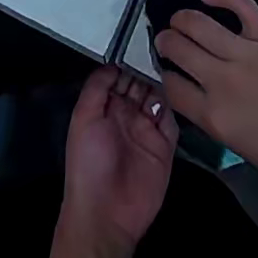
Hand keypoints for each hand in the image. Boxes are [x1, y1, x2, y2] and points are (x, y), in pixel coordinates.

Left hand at [60, 65, 178, 250]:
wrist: (106, 213)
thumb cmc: (89, 164)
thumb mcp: (83, 119)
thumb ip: (97, 87)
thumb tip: (113, 62)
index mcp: (106, 107)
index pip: (120, 76)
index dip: (128, 61)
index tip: (139, 44)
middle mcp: (127, 115)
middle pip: (142, 83)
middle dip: (148, 69)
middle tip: (159, 54)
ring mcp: (147, 130)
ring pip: (159, 98)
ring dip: (162, 86)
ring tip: (167, 73)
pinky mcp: (165, 146)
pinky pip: (173, 121)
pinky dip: (173, 109)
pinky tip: (173, 98)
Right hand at [154, 0, 257, 192]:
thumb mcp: (239, 145)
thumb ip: (212, 116)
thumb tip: (196, 92)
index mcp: (214, 117)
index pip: (171, 87)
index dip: (164, 76)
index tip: (167, 72)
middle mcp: (223, 81)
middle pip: (178, 49)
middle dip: (166, 42)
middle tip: (166, 40)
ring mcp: (246, 53)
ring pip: (198, 23)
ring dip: (182, 19)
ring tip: (179, 20)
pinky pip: (239, 4)